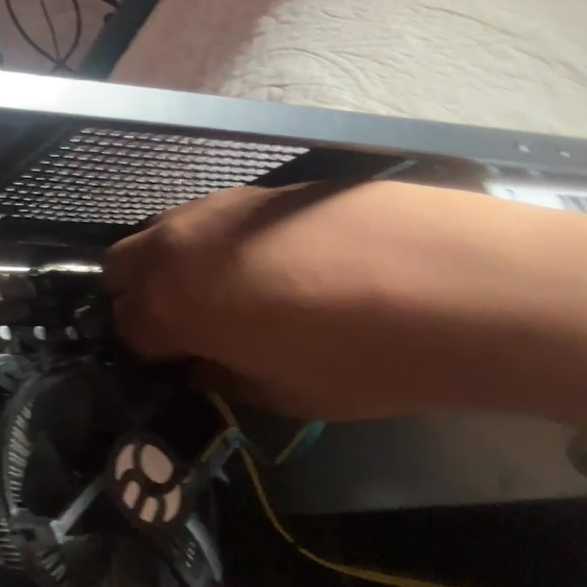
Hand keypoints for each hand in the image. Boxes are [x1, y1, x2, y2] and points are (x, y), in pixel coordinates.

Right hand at [103, 180, 586, 419]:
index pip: (123, 324)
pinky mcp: (259, 191)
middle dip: (137, 296)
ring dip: (175, 264)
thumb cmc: (367, 357)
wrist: (467, 283)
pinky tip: (275, 264)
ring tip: (231, 292)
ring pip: (162, 235)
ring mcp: (216, 210)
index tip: (175, 364)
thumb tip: (204, 364)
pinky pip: (212, 220)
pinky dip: (220, 244)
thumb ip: (224, 377)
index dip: (146, 350)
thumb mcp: (286, 395)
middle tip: (184, 324)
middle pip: (118, 266)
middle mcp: (176, 247)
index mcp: (171, 304)